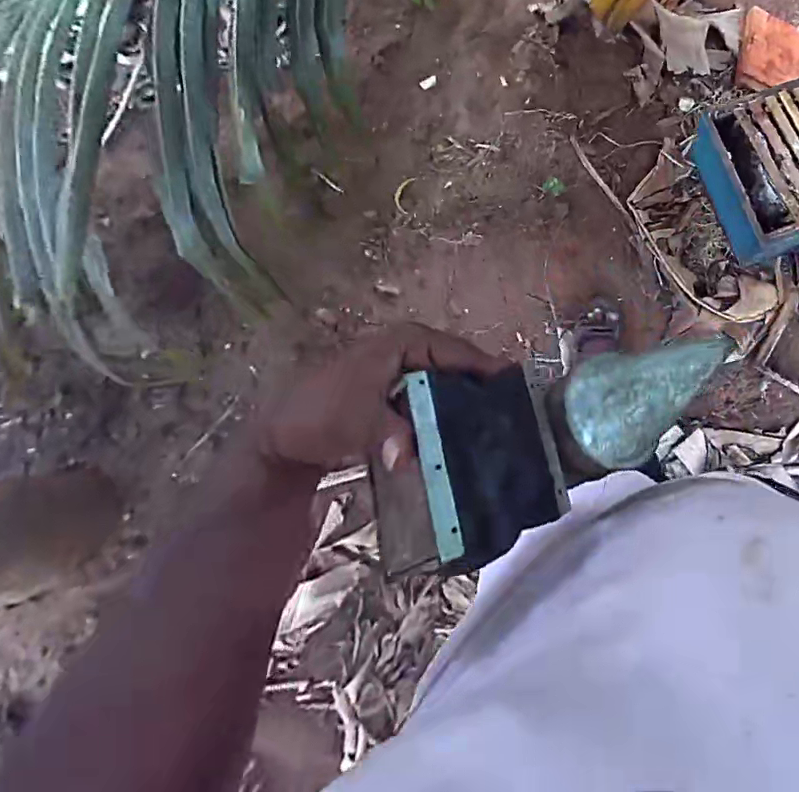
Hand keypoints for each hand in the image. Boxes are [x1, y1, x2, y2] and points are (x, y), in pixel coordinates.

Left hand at [247, 323, 511, 471]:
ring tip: (497, 426)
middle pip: (458, 366)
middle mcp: (410, 350)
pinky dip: (449, 413)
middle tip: (512, 413)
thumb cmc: (319, 415)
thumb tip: (408, 457)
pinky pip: (436, 399)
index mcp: (404, 342)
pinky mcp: (399, 393)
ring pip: (448, 383)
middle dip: (482, 388)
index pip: (457, 351)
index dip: (486, 367)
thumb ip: (388, 434)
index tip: (515, 385)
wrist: (283, 437)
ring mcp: (404, 371)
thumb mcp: (357, 421)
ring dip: (468, 403)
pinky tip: (465, 435)